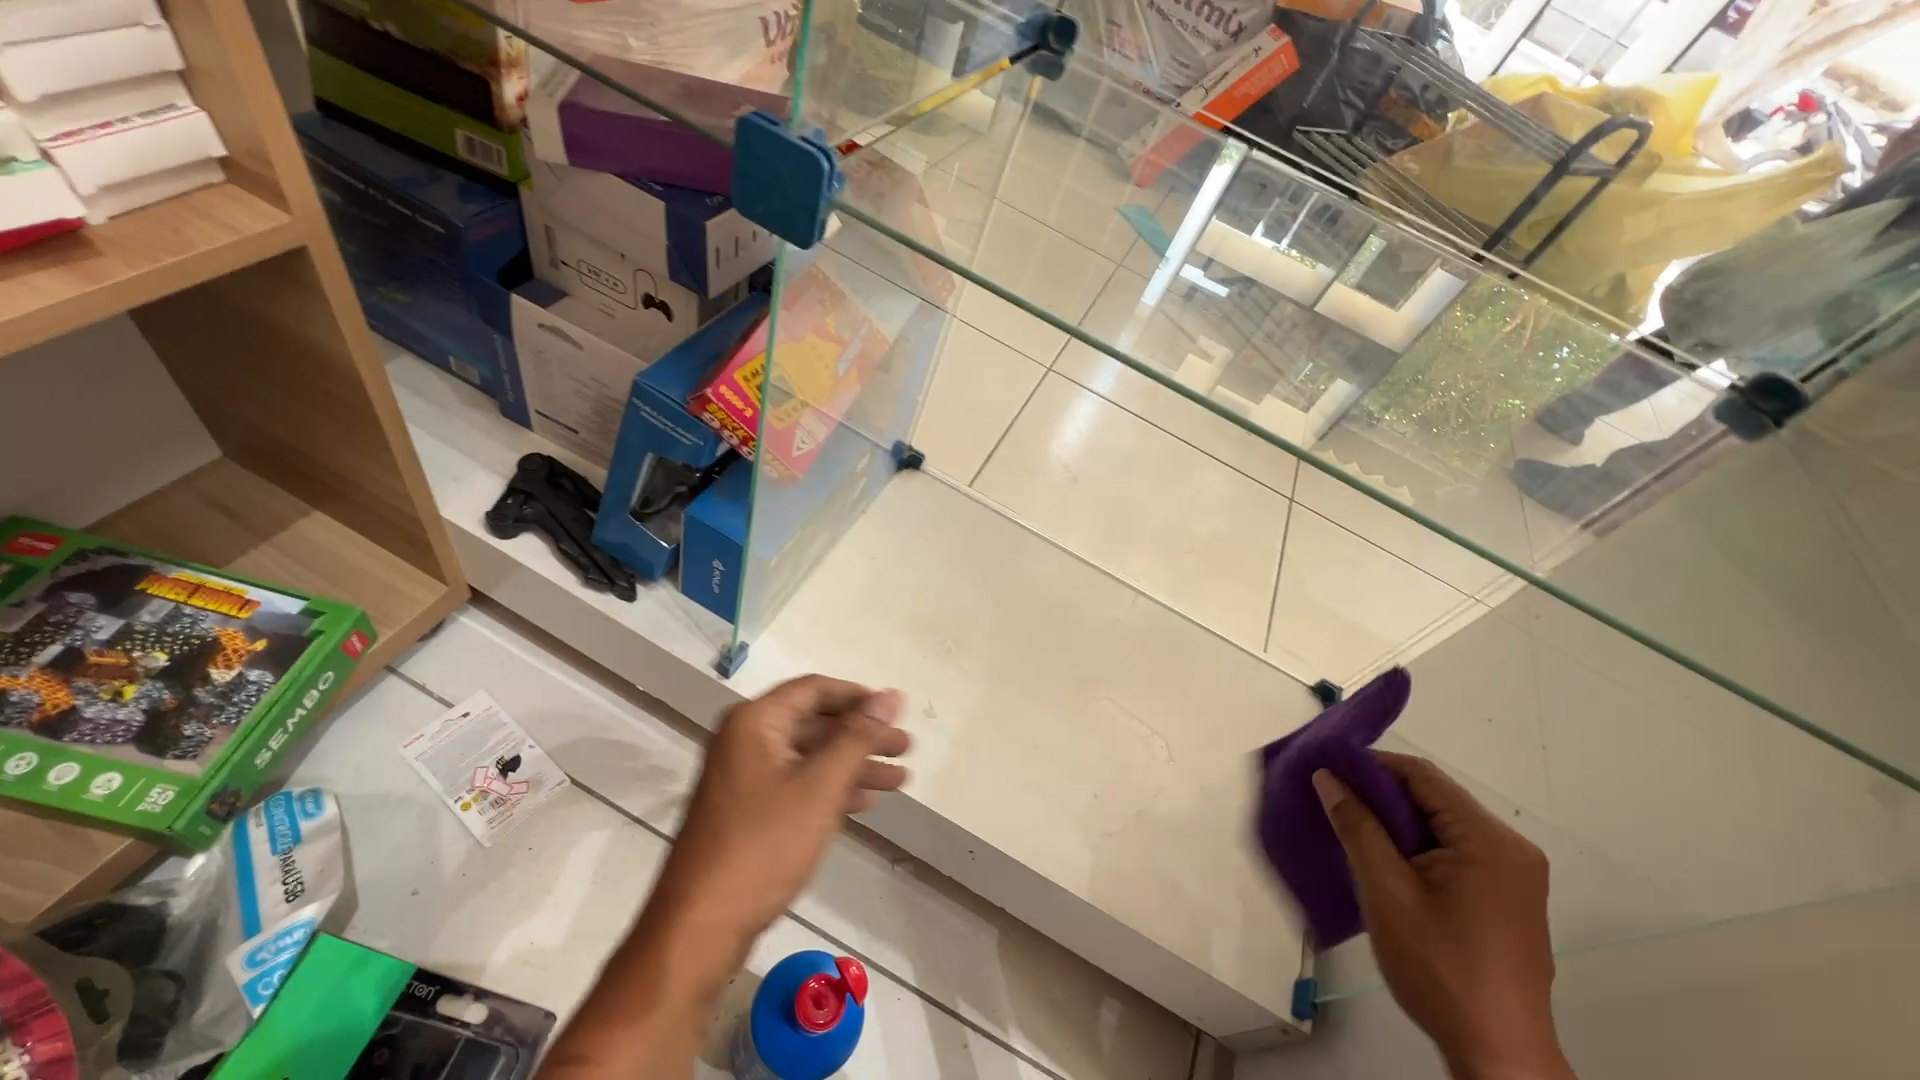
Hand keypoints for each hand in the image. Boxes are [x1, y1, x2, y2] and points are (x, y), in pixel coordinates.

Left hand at [649, 676, 910, 950]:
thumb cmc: (763, 846)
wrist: (701, 924)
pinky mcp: (745, 811)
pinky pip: (795, 785)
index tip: (898, 712)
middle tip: (905, 750)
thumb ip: (857, 738)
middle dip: (861, 735)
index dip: (860, 698)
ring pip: (808, 757)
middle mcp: (744, 740)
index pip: (815, 689)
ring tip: (898, 781)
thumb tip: (891, 696)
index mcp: (755, 722)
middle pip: (813, 723)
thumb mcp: (819, 787)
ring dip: (852, 765)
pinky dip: (829, 789)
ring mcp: (742, 777)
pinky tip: (862, 804)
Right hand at [1314, 752, 1571, 1079]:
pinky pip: (1461, 855)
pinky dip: (1423, 851)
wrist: (1498, 1050)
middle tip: (1334, 805)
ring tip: (1355, 835)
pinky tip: (1392, 869)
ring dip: (1401, 826)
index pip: (1423, 777)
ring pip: (1447, 829)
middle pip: (1438, 800)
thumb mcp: (1386, 892)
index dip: (1372, 765)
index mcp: (1488, 839)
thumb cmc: (1438, 967)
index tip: (1328, 771)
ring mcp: (1518, 876)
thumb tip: (1329, 778)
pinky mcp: (1512, 900)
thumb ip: (1358, 827)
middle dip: (1383, 798)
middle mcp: (1512, 847)